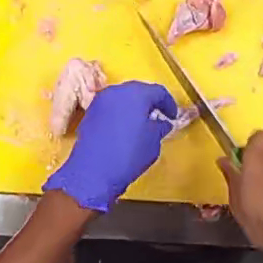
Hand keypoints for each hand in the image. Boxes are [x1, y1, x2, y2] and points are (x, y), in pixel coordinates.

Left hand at [43, 81, 176, 210]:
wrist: (93, 172)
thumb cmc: (128, 155)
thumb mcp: (153, 142)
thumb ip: (160, 128)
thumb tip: (161, 123)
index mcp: (137, 94)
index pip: (158, 92)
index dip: (169, 103)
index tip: (172, 115)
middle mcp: (117, 92)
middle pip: (138, 91)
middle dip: (150, 102)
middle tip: (159, 116)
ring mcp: (100, 101)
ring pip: (122, 98)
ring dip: (133, 107)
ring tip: (142, 123)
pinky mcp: (90, 113)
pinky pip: (110, 108)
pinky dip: (120, 114)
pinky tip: (125, 129)